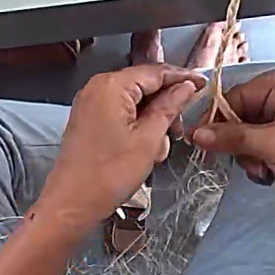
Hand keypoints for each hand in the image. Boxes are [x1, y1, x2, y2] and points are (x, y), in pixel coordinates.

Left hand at [35, 64, 205, 233]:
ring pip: (133, 101)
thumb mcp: (148, 140)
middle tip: (180, 127)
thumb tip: (186, 87)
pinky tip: (145, 148)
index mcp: (112, 86)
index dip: (182, 78)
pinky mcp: (88, 120)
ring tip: (159, 147)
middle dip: (165, 105)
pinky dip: (136, 126)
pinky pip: (119, 113)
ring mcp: (90, 103)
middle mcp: (97, 87)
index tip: (202, 84)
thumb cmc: (108, 175)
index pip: (155, 71)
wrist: (72, 203)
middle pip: (143, 85)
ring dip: (152, 120)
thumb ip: (169, 108)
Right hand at [190, 69, 274, 222]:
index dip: (221, 115)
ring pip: (258, 134)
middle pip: (249, 113)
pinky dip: (264, 162)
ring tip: (262, 171)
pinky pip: (271, 148)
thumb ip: (233, 137)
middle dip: (241, 140)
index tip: (202, 137)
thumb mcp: (274, 144)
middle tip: (242, 159)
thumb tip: (197, 134)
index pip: (245, 92)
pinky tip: (270, 175)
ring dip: (252, 155)